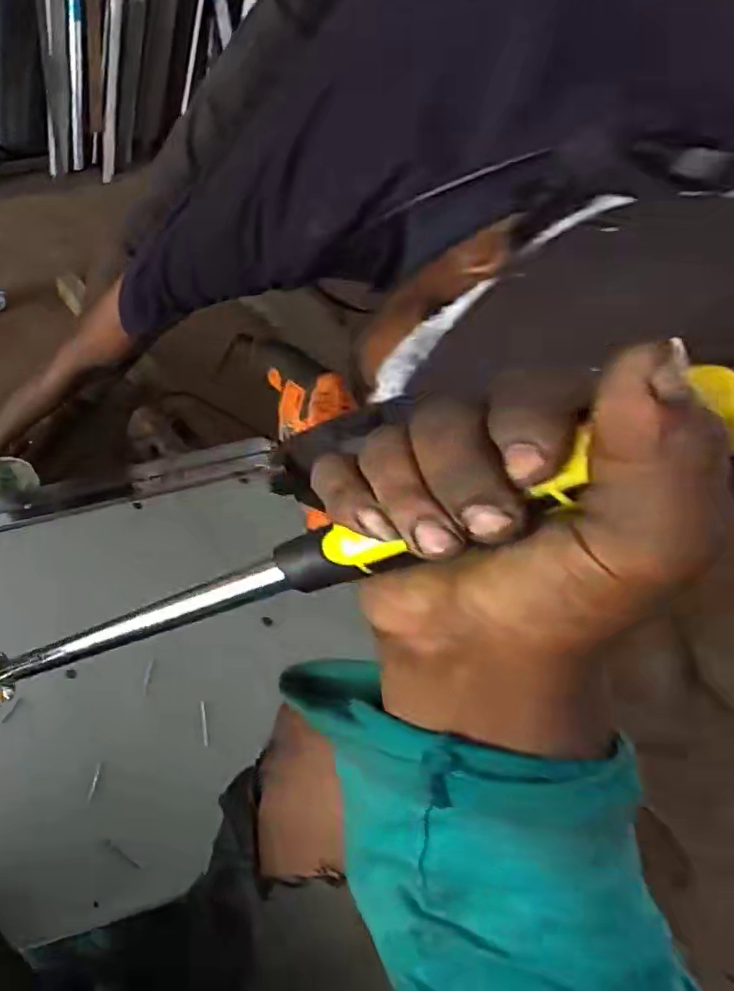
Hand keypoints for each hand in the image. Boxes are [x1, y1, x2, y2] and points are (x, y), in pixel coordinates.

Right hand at [310, 341, 731, 754]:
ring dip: (403, 500)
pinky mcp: (357, 485)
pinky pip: (334, 467)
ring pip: (385, 443)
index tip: (529, 476)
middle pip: (442, 415)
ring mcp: (411, 461)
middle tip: (480, 533)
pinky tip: (374, 532)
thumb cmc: (569, 599)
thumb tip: (651, 349)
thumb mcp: (646, 540)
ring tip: (430, 546)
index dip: (518, 422)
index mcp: (562, 437)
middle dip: (456, 480)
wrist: (472, 645)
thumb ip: (662, 451)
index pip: (528, 386)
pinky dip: (349, 499)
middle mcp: (481, 437)